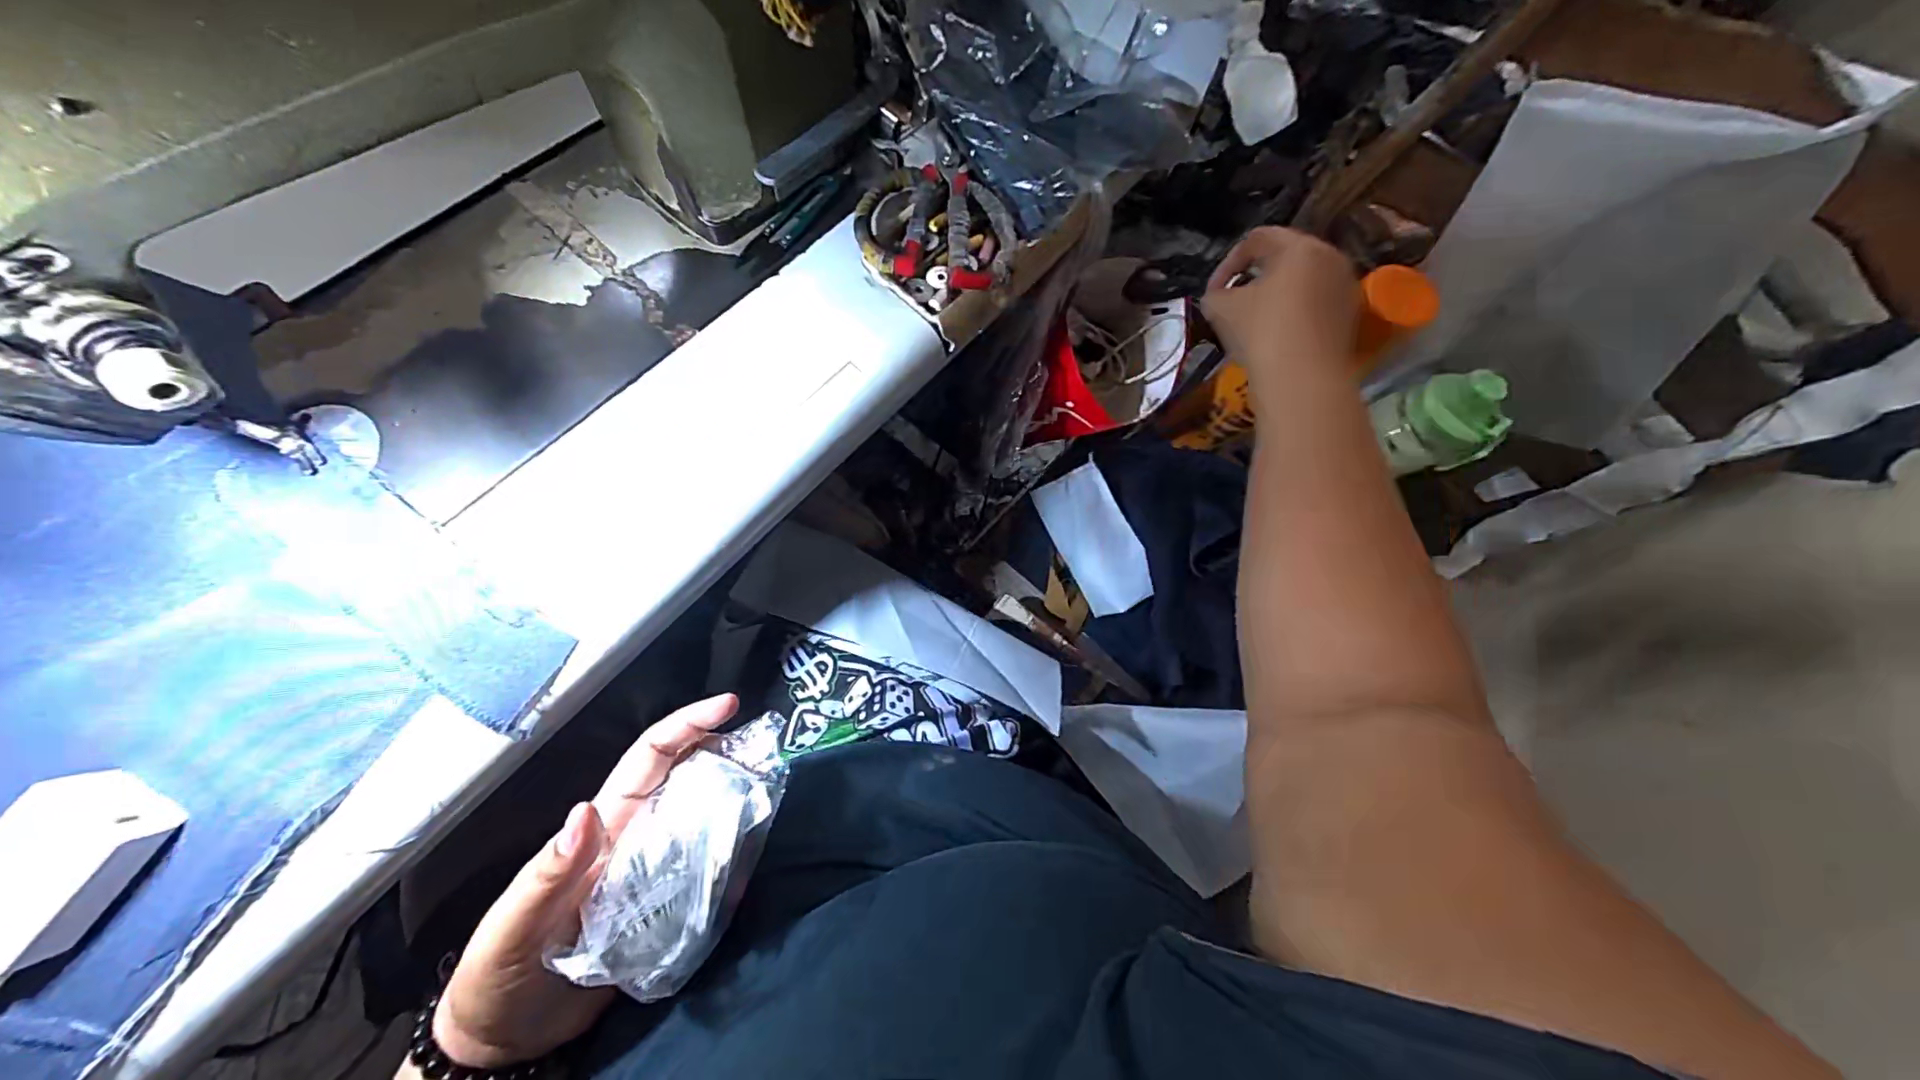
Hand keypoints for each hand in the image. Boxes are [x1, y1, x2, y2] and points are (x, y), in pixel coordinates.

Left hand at [431, 694, 740, 1067]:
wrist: (507, 1039)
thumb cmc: (497, 977)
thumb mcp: (512, 927)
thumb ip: (547, 874)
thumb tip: (585, 812)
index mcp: (604, 828)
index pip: (648, 759)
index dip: (686, 725)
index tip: (728, 705)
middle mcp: (635, 837)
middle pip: (687, 777)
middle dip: (726, 751)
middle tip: (767, 749)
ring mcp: (654, 870)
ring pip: (704, 817)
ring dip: (737, 798)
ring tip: (770, 793)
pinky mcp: (668, 906)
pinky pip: (709, 869)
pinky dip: (734, 855)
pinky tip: (752, 856)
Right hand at [1200, 226, 1358, 379]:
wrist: (1303, 379)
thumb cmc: (1261, 332)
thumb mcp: (1220, 309)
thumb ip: (1215, 294)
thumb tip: (1219, 297)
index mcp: (1299, 247)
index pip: (1257, 239)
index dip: (1227, 264)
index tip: (1212, 291)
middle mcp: (1331, 258)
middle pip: (1286, 258)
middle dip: (1255, 277)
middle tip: (1233, 301)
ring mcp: (1345, 287)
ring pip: (1304, 282)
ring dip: (1277, 296)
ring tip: (1255, 321)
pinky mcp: (1351, 317)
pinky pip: (1316, 305)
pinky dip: (1295, 314)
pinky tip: (1277, 337)